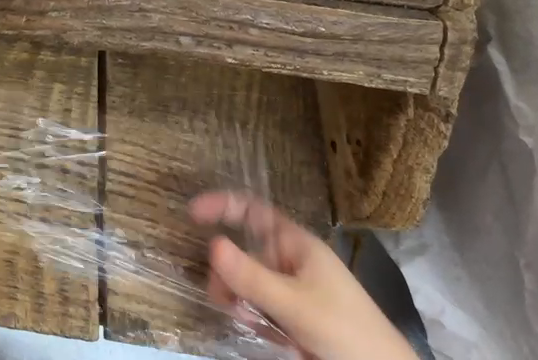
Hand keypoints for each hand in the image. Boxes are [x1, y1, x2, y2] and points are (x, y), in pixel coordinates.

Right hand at [189, 191, 417, 359]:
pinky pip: (261, 305)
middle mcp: (293, 261)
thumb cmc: (345, 333)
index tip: (192, 215)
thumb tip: (210, 244)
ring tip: (246, 321)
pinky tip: (260, 332)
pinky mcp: (296, 316)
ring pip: (249, 281)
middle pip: (244, 251)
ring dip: (240, 298)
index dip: (222, 205)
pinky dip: (253, 315)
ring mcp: (295, 290)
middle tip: (223, 299)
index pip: (253, 210)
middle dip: (228, 272)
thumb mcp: (294, 306)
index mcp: (297, 245)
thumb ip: (251, 277)